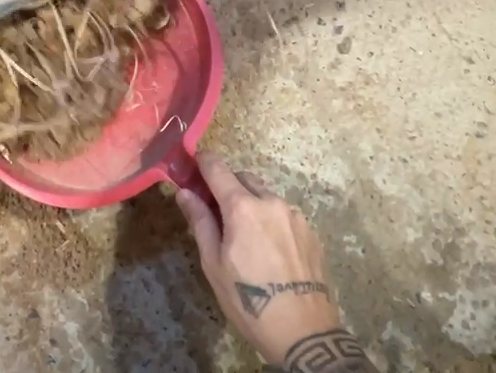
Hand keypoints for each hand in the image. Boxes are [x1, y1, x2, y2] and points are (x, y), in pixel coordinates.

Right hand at [175, 152, 346, 366]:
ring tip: (247, 235)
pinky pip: (284, 214)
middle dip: (228, 185)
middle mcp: (271, 202)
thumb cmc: (250, 300)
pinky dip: (271, 219)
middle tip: (217, 209)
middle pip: (244, 178)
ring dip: (252, 203)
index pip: (218, 168)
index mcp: (243, 207)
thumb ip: (200, 222)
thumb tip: (184, 192)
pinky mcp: (311, 232)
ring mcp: (294, 216)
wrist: (304, 333)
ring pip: (266, 196)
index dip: (203, 162)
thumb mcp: (214, 264)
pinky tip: (270, 248)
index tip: (193, 163)